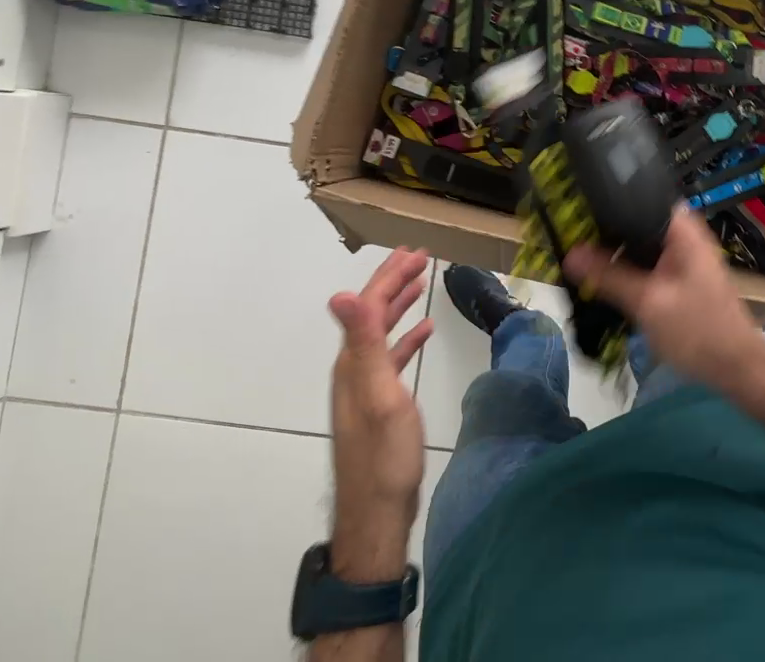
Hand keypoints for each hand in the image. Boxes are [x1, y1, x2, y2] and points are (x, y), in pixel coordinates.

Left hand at [326, 248, 433, 579]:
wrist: (376, 512)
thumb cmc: (384, 454)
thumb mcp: (378, 395)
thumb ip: (364, 344)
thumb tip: (341, 294)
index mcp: (352, 362)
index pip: (368, 305)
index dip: (390, 276)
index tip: (415, 253)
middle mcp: (353, 369)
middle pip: (371, 314)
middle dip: (393, 282)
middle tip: (419, 258)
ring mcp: (364, 387)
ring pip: (381, 333)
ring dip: (399, 305)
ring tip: (420, 284)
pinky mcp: (378, 403)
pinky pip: (392, 357)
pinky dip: (406, 338)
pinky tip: (423, 332)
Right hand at [562, 207, 764, 389]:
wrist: (736, 368)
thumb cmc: (697, 330)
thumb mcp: (647, 302)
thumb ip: (608, 276)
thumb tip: (570, 254)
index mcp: (683, 230)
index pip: (643, 196)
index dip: (611, 199)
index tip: (578, 206)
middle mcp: (685, 238)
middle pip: (639, 221)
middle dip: (607, 229)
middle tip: (570, 234)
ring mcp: (684, 260)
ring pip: (641, 246)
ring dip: (616, 252)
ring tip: (579, 255)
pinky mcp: (680, 281)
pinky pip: (647, 265)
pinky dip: (628, 269)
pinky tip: (603, 279)